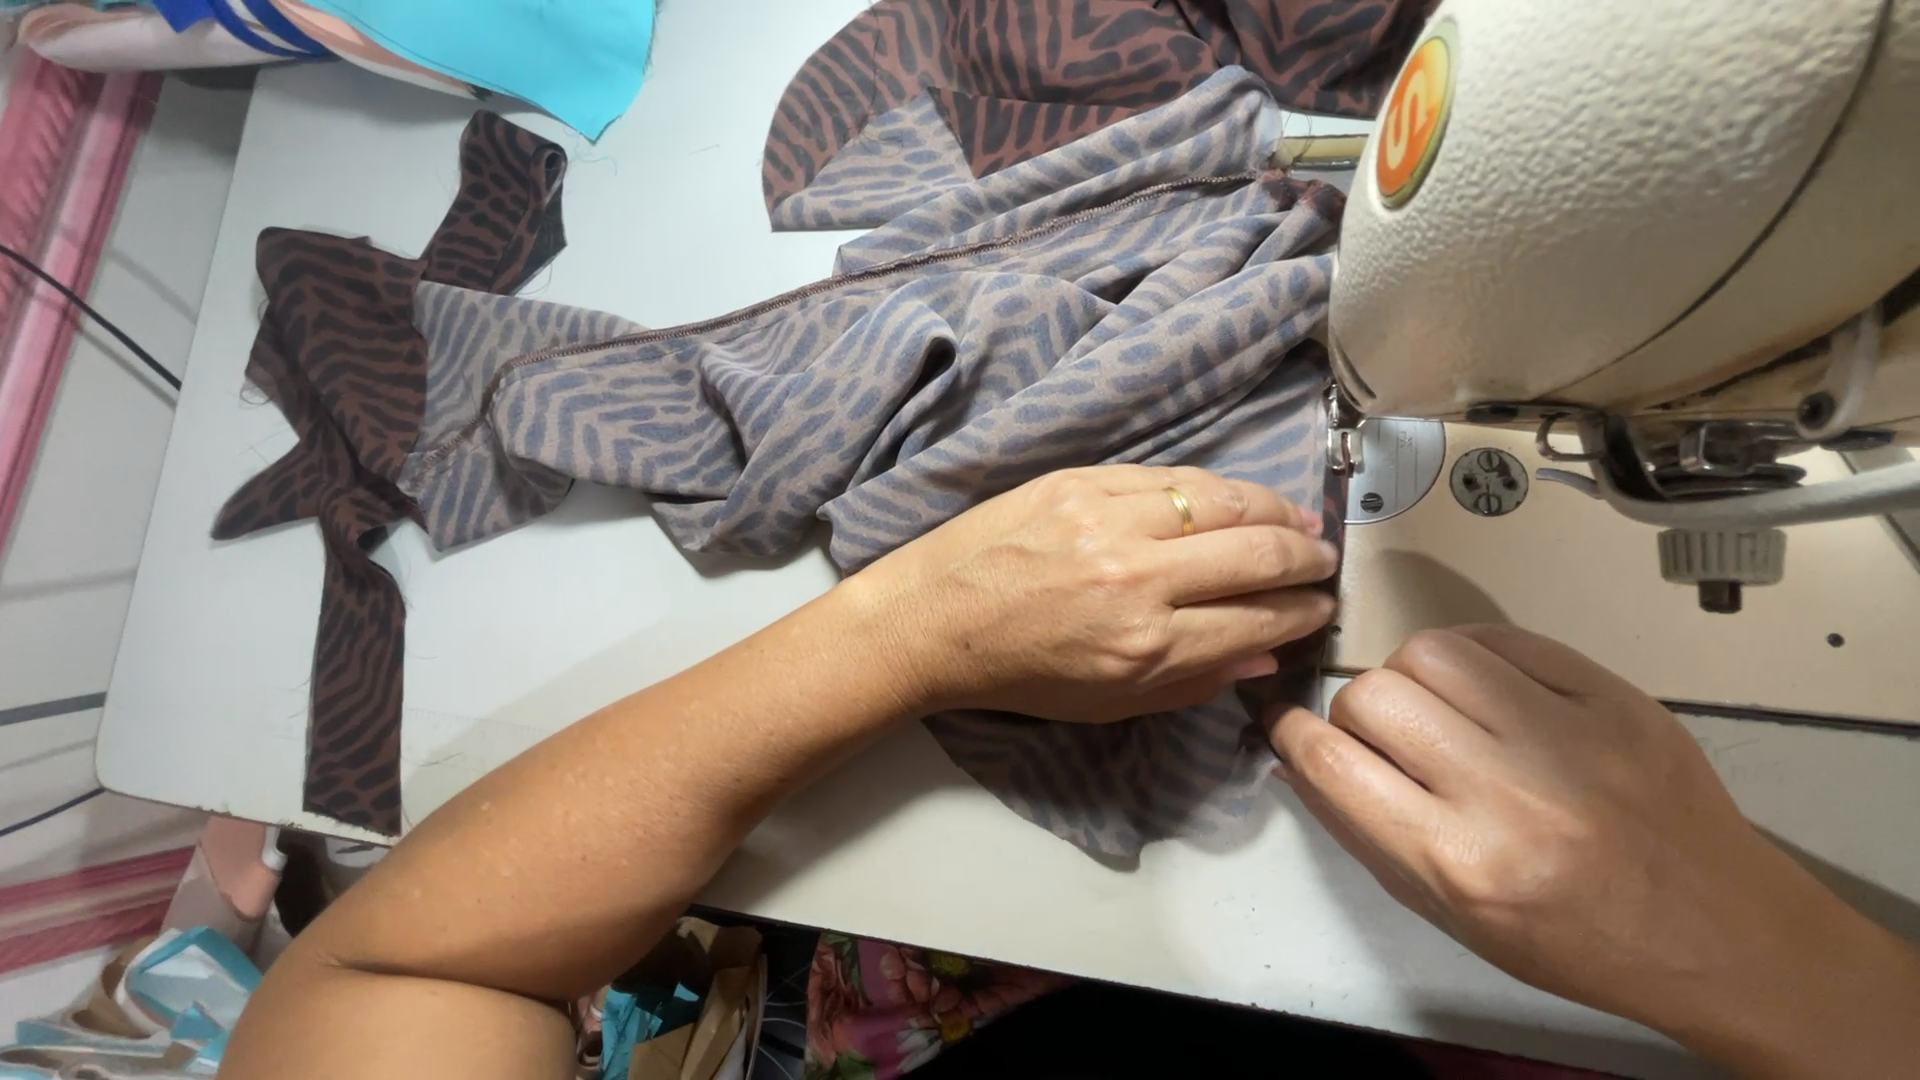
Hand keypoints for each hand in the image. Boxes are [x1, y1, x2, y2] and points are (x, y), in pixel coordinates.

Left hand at [849, 464, 1337, 723]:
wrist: (931, 619)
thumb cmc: (1016, 673)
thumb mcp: (1106, 704)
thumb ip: (1192, 681)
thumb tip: (1265, 655)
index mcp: (1144, 645)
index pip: (1257, 620)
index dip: (1302, 614)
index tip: (1318, 608)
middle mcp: (1136, 577)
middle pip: (1256, 554)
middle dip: (1306, 558)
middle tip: (1321, 560)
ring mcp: (1105, 518)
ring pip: (1221, 500)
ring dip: (1274, 510)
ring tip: (1295, 521)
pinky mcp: (1076, 480)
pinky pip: (1167, 475)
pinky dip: (1211, 487)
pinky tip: (1231, 497)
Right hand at [1268, 626, 1919, 1076]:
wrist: (1727, 936)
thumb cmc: (1570, 940)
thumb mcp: (1447, 913)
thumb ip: (1359, 831)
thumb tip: (1293, 757)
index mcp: (1461, 862)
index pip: (1333, 763)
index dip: (1291, 731)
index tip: (1288, 724)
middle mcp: (1509, 796)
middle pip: (1373, 695)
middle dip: (1355, 710)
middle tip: (1383, 734)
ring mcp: (1570, 738)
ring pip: (1429, 651)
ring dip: (1410, 675)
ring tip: (1436, 706)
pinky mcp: (1615, 699)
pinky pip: (1501, 637)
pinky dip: (1471, 655)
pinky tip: (1484, 687)